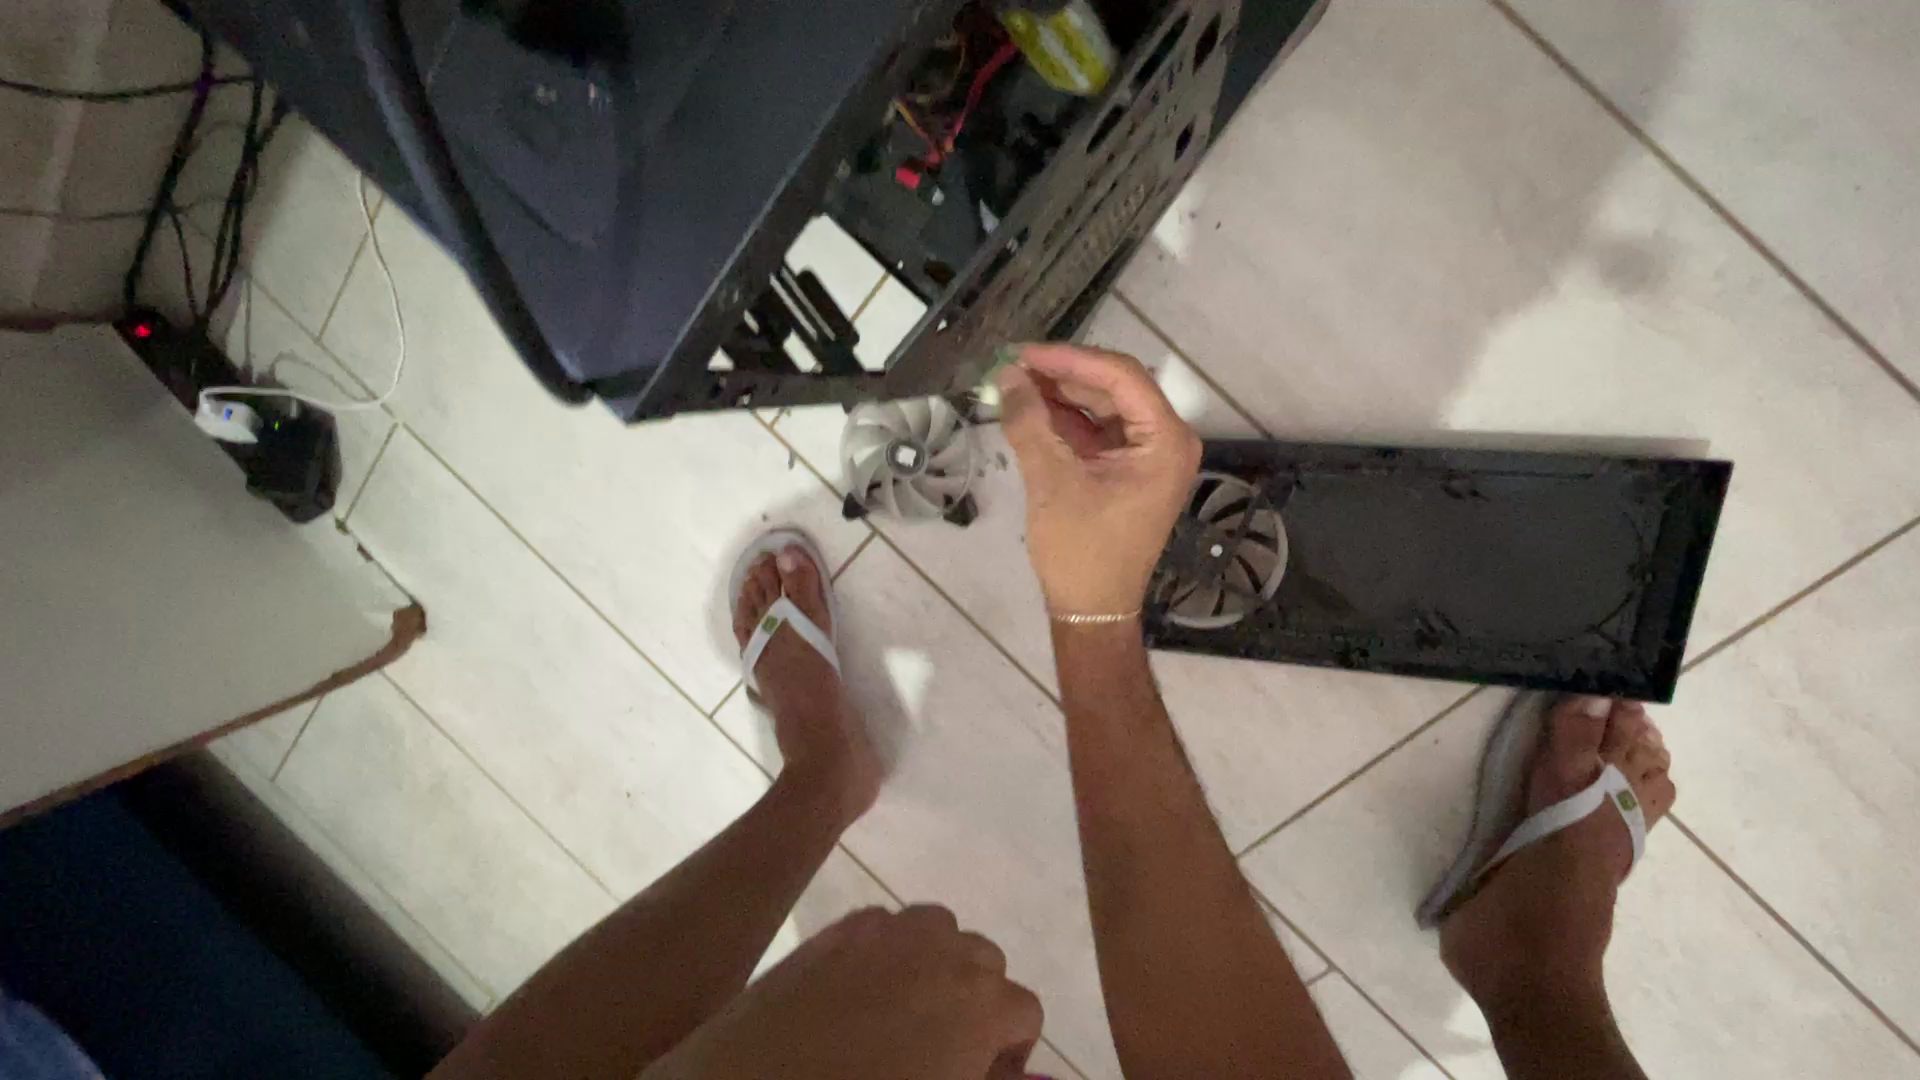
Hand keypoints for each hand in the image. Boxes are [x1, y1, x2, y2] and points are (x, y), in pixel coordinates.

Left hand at [642, 906, 1041, 1079]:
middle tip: (941, 1052)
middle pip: (986, 959)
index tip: (978, 1077)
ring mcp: (887, 931)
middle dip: (976, 1001)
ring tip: (904, 1016)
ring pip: (939, 929)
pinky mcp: (840, 929)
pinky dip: (890, 950)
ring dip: (937, 964)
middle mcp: (942, 951)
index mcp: (978, 1004)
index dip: (1009, 1051)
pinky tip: (860, 994)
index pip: (1024, 1009)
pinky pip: (888, 925)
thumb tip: (1043, 1079)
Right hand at [998, 344, 1200, 616]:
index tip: (1024, 354)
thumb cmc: (1081, 551)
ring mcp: (1147, 456)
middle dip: (1062, 377)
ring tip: (1013, 386)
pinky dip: (1064, 422)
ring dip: (1059, 396)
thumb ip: (1029, 423)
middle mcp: (1165, 441)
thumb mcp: (1052, 481)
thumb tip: (1006, 376)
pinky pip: (1096, 432)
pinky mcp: (1126, 470)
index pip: (1121, 377)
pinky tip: (1030, 411)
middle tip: (1012, 367)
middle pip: (1113, 388)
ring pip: (1102, 408)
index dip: (1070, 360)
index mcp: (1166, 442)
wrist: (1091, 609)